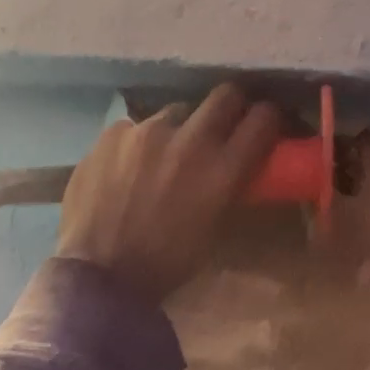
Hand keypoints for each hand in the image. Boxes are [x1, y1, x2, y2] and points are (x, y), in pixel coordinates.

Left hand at [56, 83, 282, 301]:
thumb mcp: (213, 231)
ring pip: (175, 114)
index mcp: (222, 170)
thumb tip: (233, 167)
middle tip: (221, 130)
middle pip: (225, 96)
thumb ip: (227, 189)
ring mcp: (147, 131)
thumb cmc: (165, 265)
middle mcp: (190, 139)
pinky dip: (137, 146)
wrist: (101, 274)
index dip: (267, 121)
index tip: (262, 129)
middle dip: (229, 109)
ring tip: (161, 161)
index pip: (263, 120)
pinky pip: (135, 129)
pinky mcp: (112, 133)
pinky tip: (125, 172)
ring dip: (177, 132)